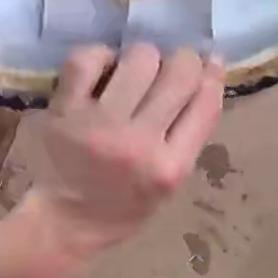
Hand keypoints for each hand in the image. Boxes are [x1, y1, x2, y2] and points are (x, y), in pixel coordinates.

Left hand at [26, 43, 224, 258]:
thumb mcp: (171, 182)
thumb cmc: (124, 206)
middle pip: (179, 72)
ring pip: (140, 57)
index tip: (209, 62)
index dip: (212, 74)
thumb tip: (211, 70)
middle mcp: (138, 143)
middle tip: (172, 68)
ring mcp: (99, 125)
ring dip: (144, 57)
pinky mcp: (65, 111)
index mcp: (170, 167)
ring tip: (136, 73)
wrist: (65, 220)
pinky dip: (101, 56)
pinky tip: (105, 69)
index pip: (205, 102)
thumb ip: (191, 134)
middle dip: (183, 61)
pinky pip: (88, 59)